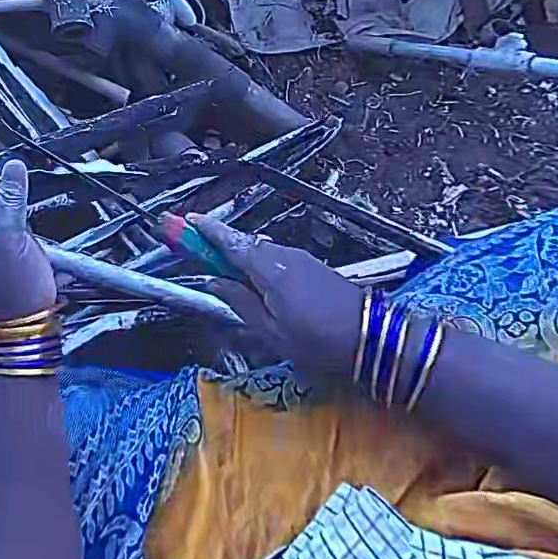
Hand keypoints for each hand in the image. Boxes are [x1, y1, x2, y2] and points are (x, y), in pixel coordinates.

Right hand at [188, 213, 364, 377]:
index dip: (204, 230)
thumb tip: (215, 282)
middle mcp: (281, 254)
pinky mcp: (311, 265)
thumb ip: (239, 302)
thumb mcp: (269, 330)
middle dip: (220, 247)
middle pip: (242, 243)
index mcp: (266, 268)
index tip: (185, 220)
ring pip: (259, 252)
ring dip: (241, 260)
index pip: (227, 241)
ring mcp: (299, 257)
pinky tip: (262, 289)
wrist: (373, 337)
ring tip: (234, 284)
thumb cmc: (317, 338)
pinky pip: (275, 259)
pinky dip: (260, 266)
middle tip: (202, 257)